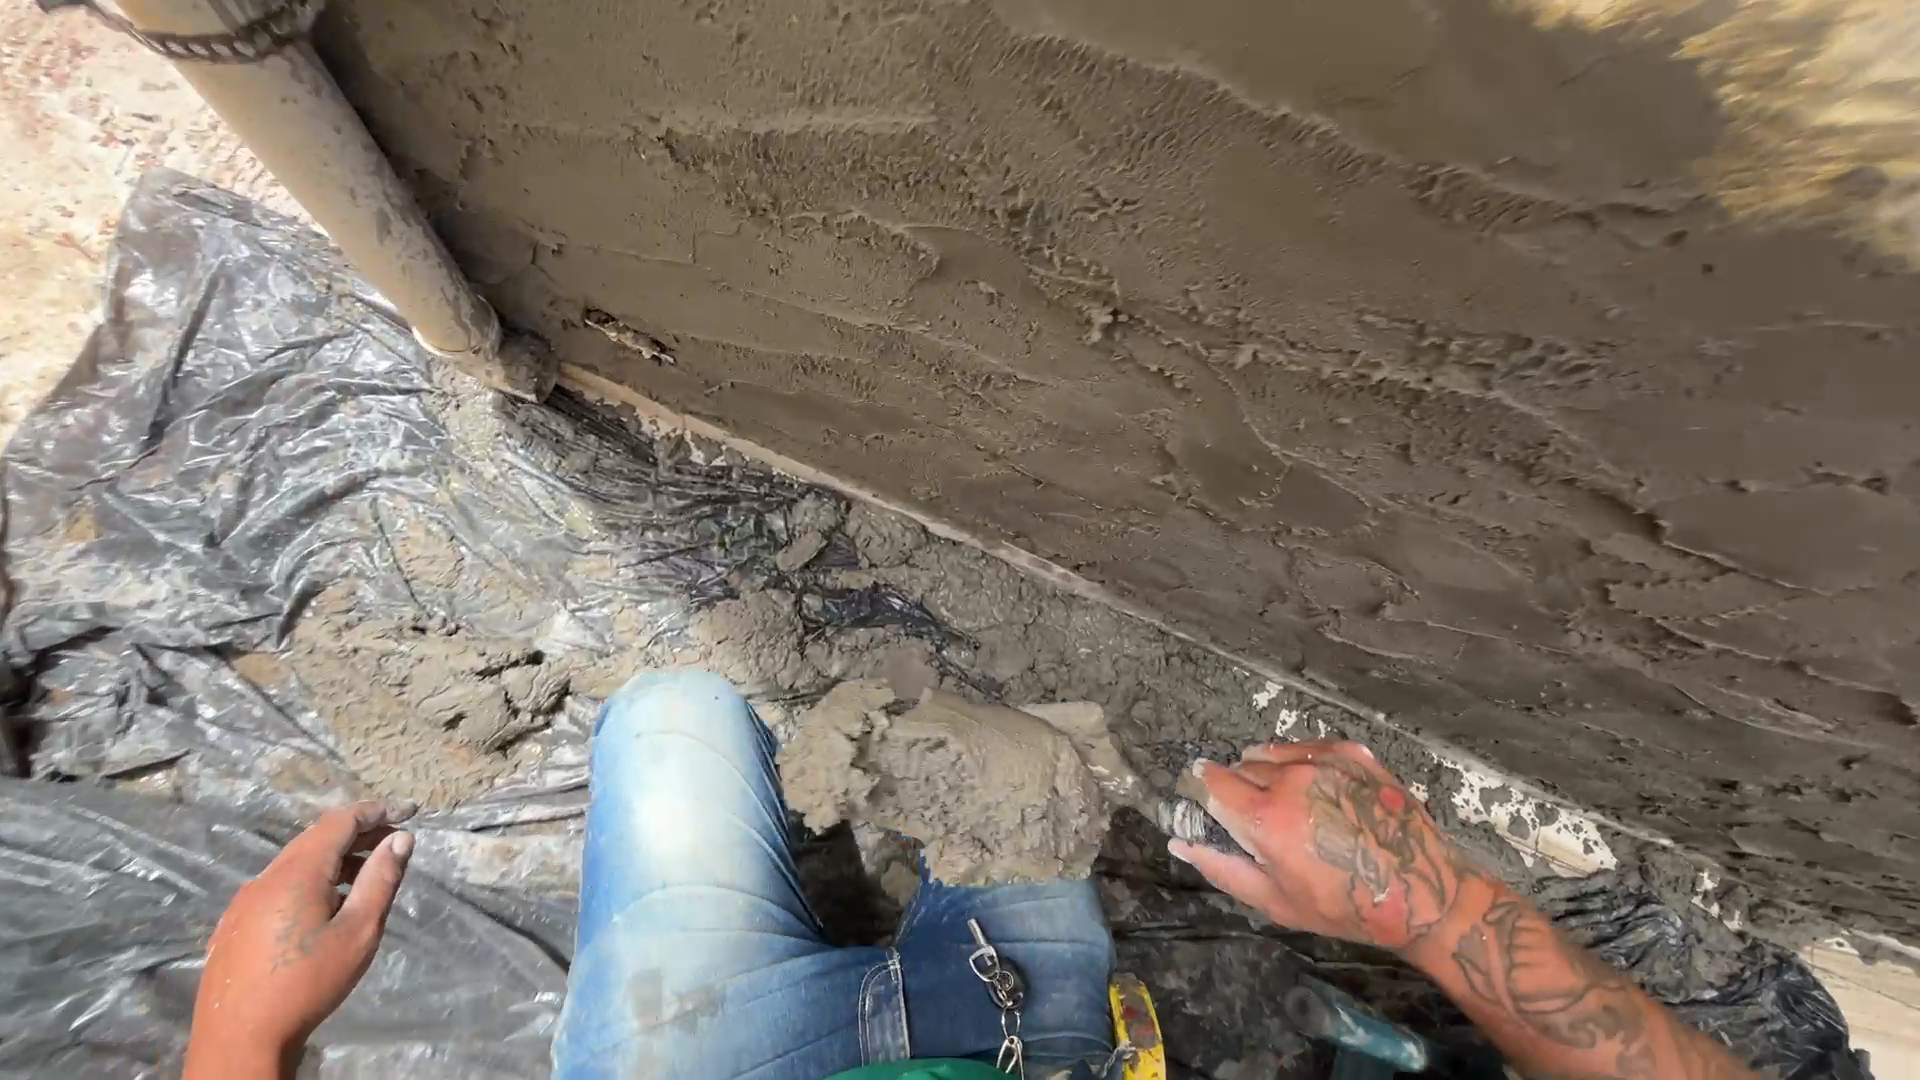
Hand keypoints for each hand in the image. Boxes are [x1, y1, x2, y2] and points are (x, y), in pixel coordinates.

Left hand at [183, 801, 416, 1078]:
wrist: (238, 1045)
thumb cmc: (308, 983)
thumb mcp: (360, 930)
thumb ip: (381, 878)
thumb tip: (401, 838)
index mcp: (295, 875)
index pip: (340, 822)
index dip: (378, 810)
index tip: (412, 811)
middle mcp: (264, 880)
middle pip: (317, 837)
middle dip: (361, 831)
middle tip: (397, 839)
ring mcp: (243, 904)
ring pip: (297, 861)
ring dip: (338, 856)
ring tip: (370, 872)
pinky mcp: (234, 926)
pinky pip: (280, 884)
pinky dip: (314, 877)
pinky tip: (330, 903)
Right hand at [1170, 741, 1475, 958]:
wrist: (1426, 893)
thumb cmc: (1345, 907)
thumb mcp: (1277, 902)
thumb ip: (1221, 868)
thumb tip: (1179, 842)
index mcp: (1265, 817)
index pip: (1209, 780)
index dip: (1202, 789)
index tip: (1205, 799)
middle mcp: (1289, 778)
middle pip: (1238, 766)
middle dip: (1237, 788)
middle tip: (1260, 819)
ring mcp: (1322, 760)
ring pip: (1268, 753)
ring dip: (1266, 772)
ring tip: (1291, 804)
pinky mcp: (1349, 752)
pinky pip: (1302, 746)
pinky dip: (1297, 762)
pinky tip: (1317, 790)